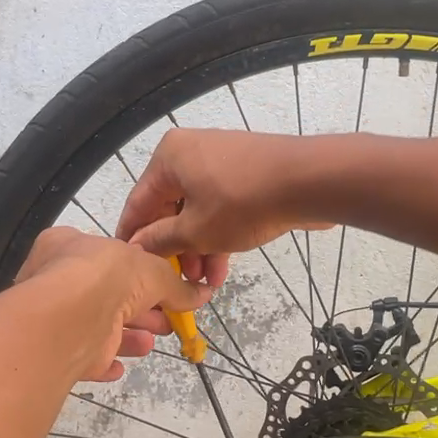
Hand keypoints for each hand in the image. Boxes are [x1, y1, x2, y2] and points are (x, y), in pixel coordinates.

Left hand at [16, 227, 210, 381]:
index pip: (106, 256)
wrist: (71, 319)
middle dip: (139, 310)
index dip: (136, 271)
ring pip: (97, 326)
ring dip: (127, 337)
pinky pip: (83, 356)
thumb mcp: (153, 270)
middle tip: (165, 320)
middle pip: (106, 294)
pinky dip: (104, 361)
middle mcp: (57, 279)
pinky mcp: (58, 350)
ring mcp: (56, 316)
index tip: (161, 286)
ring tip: (151, 342)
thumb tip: (203, 293)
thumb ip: (176, 285)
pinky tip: (120, 366)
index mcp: (70, 246)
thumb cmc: (107, 276)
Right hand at [114, 128, 331, 287]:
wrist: (309, 181)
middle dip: (174, 249)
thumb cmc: (243, 203)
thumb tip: (136, 247)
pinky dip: (218, 234)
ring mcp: (220, 162)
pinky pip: (220, 207)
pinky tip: (222, 268)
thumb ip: (160, 240)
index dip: (133, 238)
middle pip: (169, 208)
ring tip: (204, 284)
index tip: (128, 267)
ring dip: (198, 248)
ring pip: (197, 211)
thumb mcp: (196, 230)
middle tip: (176, 281)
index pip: (138, 203)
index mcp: (168, 157)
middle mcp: (190, 153)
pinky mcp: (245, 174)